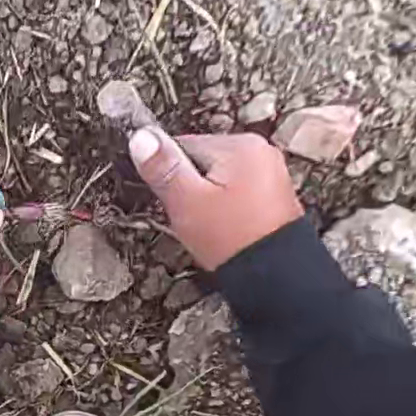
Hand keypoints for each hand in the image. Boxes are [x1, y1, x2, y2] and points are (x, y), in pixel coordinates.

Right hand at [127, 129, 303, 269]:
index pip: (184, 146)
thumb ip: (163, 168)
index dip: (170, 177)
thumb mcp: (186, 202)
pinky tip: (225, 232)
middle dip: (192, 191)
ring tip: (211, 229)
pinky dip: (225, 213)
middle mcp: (261, 153)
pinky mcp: (274, 199)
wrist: (275, 278)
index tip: (174, 201)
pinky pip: (236, 197)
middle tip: (194, 220)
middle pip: (203, 164)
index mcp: (240, 145)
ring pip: (219, 182)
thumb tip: (141, 137)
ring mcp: (271, 176)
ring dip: (207, 203)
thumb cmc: (231, 240)